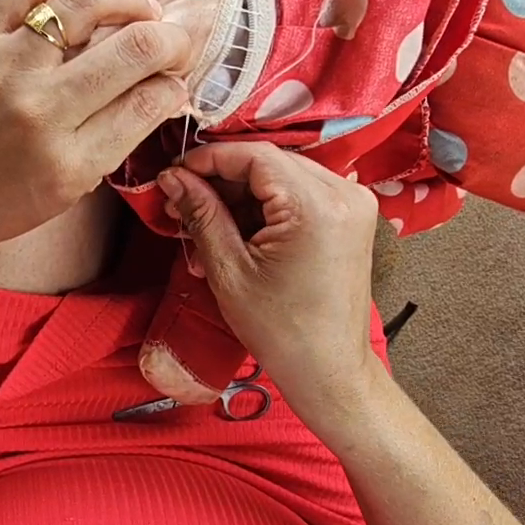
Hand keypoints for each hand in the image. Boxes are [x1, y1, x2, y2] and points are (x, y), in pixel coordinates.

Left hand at [0, 0, 191, 262]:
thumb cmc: (5, 204)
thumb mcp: (72, 189)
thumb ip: (117, 138)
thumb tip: (161, 88)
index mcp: (72, 161)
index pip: (149, 101)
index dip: (175, 84)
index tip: (175, 81)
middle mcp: (43, 111)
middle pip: (134, 48)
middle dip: (171, 40)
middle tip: (171, 43)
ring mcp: (7, 71)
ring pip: (84, 2)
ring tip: (138, 10)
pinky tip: (73, 5)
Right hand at [157, 142, 383, 417]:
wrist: (328, 368)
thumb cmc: (278, 329)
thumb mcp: (229, 270)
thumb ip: (202, 214)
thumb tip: (172, 178)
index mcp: (316, 206)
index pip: (254, 156)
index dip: (208, 159)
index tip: (172, 173)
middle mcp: (344, 192)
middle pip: (268, 162)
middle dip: (220, 179)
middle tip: (180, 202)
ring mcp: (352, 201)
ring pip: (281, 175)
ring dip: (239, 194)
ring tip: (203, 224)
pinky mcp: (350, 215)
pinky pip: (298, 192)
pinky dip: (263, 205)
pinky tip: (235, 231)